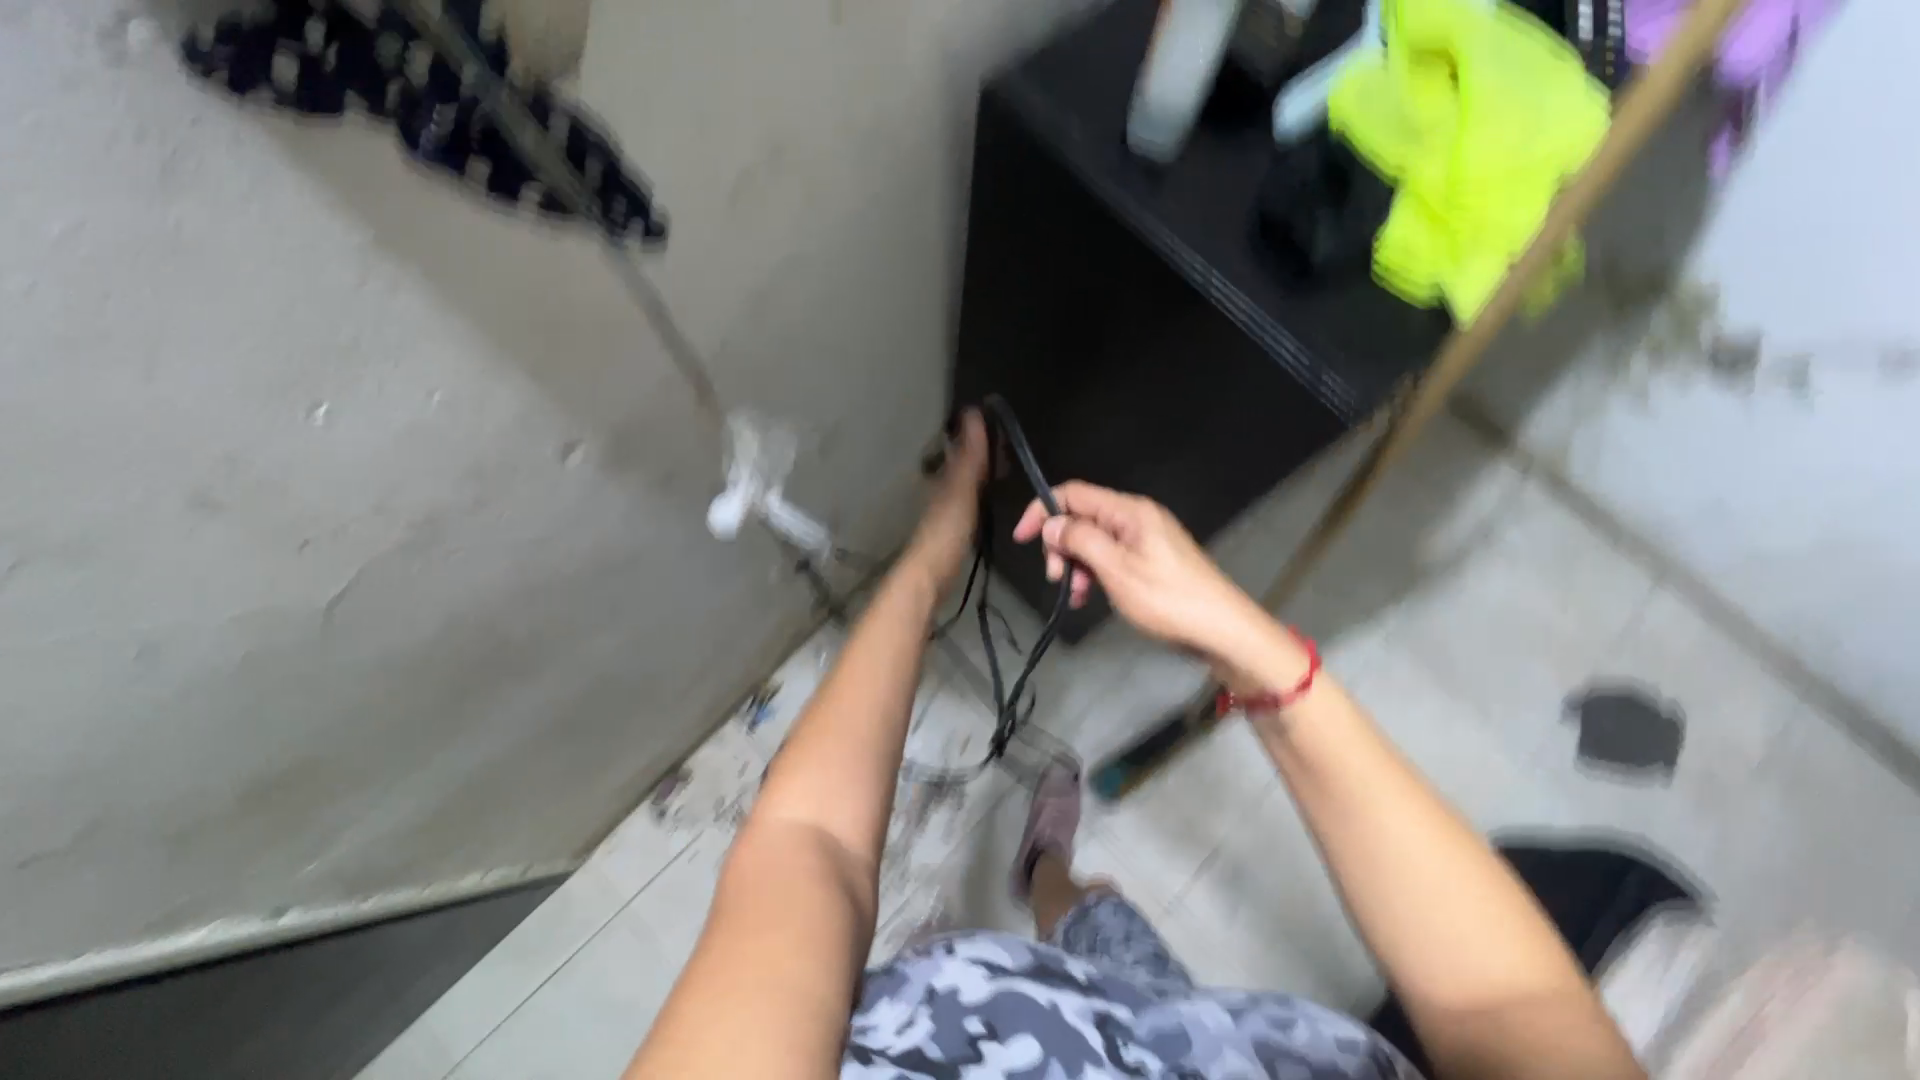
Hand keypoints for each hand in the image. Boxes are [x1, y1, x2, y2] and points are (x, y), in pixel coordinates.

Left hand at [902, 410, 989, 587]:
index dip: (977, 431)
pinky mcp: (955, 527)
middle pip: (963, 461)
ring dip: (982, 470)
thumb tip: (973, 412)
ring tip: (1005, 463)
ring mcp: (948, 508)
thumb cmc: (946, 530)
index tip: (998, 417)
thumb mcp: (961, 489)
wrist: (931, 574)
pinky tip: (992, 495)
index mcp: (945, 476)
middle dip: (981, 449)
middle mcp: (944, 487)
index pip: (961, 444)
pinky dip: (982, 491)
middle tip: (1008, 441)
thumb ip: (969, 456)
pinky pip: (972, 499)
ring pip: (967, 479)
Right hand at [1011, 482, 1268, 662]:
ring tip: (1075, 596)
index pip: (1074, 494)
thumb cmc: (1167, 598)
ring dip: (1076, 565)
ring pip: (1093, 541)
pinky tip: (1088, 598)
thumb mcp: (1116, 569)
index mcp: (1129, 511)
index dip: (1043, 510)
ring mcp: (1144, 540)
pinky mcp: (1148, 561)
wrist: (1220, 629)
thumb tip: (1051, 522)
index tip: (1022, 539)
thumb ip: (1080, 540)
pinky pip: (1109, 558)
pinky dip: (1093, 574)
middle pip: (1081, 518)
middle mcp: (1135, 518)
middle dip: (1061, 545)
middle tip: (1056, 577)